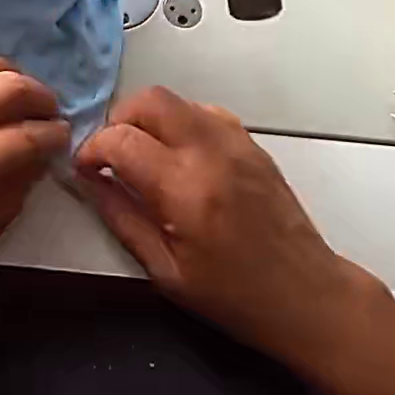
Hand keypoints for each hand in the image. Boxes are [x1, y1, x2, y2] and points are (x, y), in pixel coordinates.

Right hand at [76, 87, 380, 361]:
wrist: (308, 295)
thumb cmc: (233, 296)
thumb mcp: (165, 271)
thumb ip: (121, 217)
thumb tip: (87, 180)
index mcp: (185, 190)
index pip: (121, 140)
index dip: (92, 149)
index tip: (86, 168)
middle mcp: (210, 153)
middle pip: (149, 100)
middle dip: (119, 119)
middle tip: (112, 153)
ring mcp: (235, 142)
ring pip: (175, 99)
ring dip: (148, 118)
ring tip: (144, 153)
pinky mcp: (250, 142)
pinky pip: (203, 110)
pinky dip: (179, 121)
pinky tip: (179, 153)